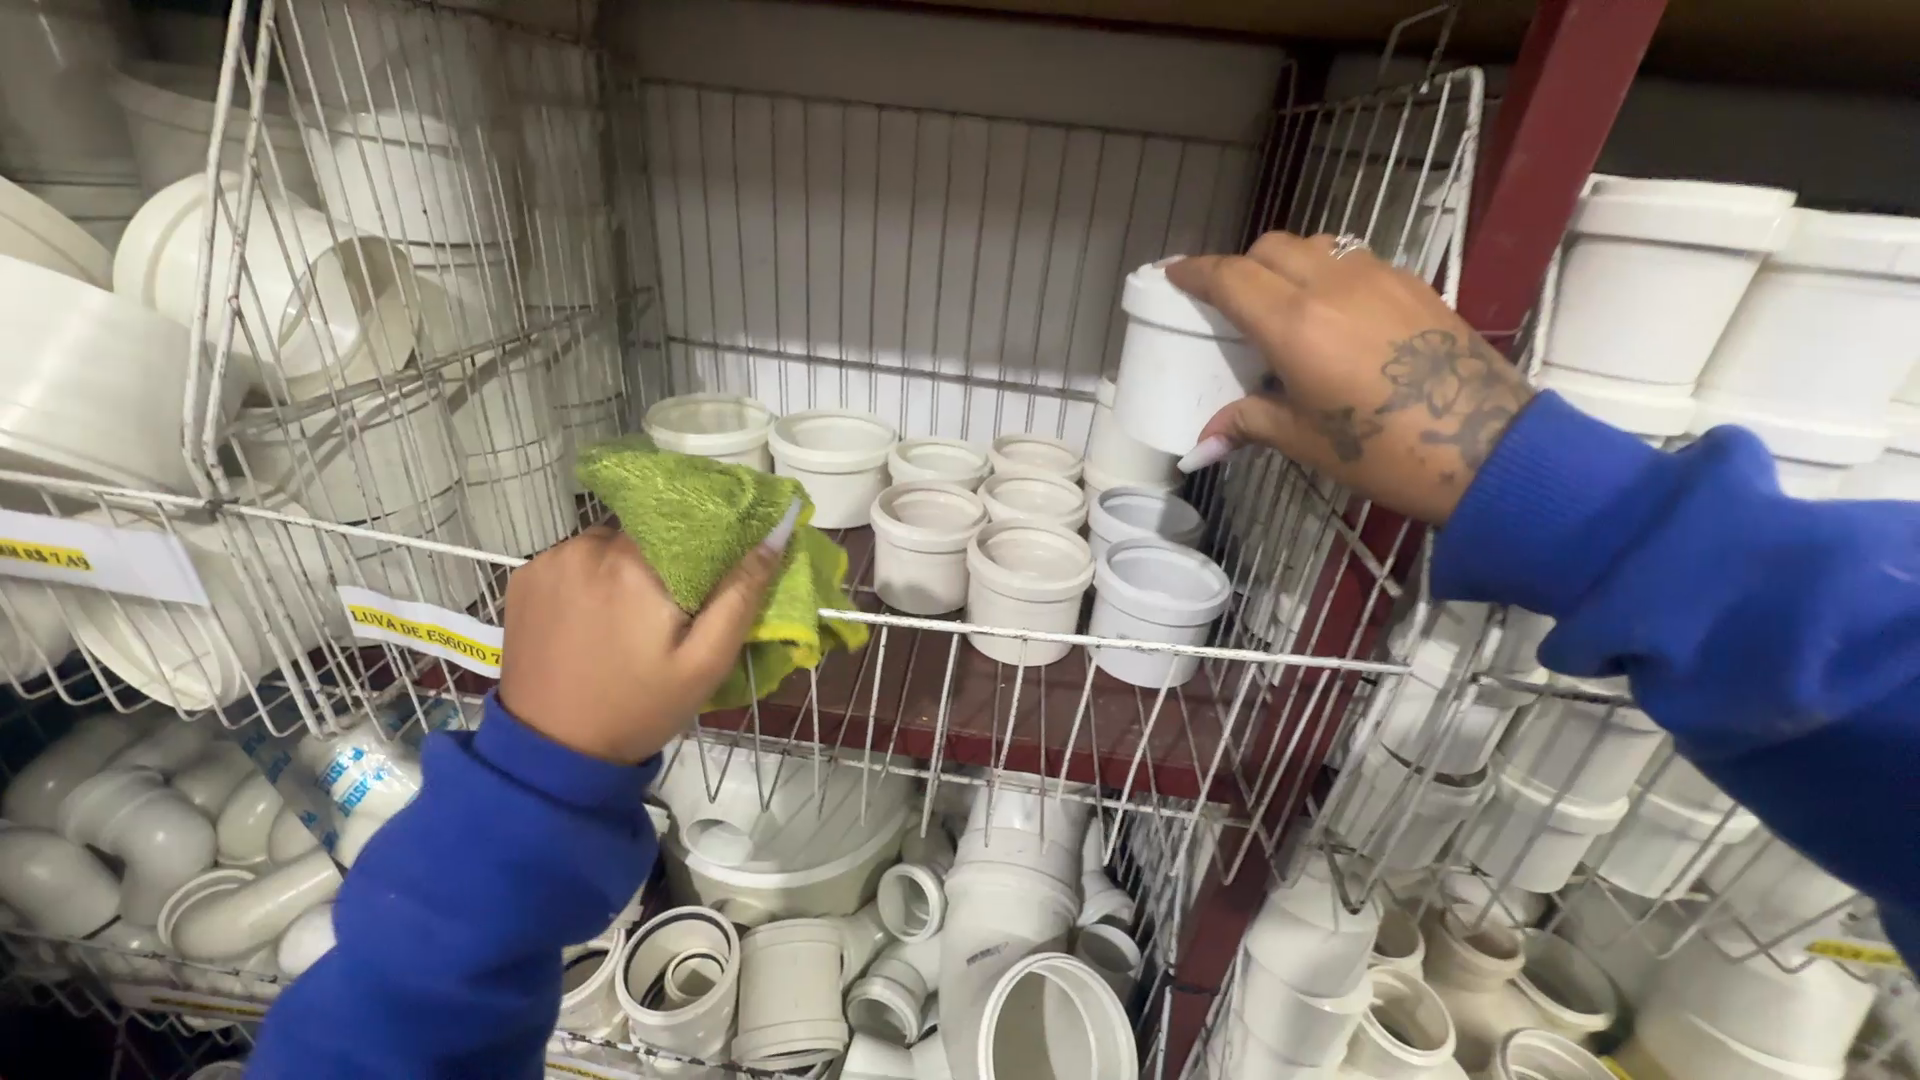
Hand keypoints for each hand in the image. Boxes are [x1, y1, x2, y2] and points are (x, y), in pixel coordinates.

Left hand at [496, 499, 799, 763]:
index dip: (705, 543)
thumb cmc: (640, 707)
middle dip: (664, 560)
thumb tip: (773, 535)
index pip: (685, 521)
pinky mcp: (524, 577)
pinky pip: (574, 559)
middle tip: (672, 609)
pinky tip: (594, 616)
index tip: (711, 576)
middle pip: (646, 531)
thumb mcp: (707, 661)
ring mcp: (550, 560)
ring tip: (631, 614)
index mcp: (636, 564)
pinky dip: (591, 577)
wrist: (553, 751)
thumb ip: (741, 594)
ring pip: (609, 543)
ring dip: (625, 566)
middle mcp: (588, 548)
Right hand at [1165, 232, 1532, 524]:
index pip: (1231, 277)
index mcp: (1294, 326)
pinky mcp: (1412, 283)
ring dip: (1284, 262)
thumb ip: (1247, 425)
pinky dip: (1325, 269)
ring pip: (1314, 243)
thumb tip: (1198, 448)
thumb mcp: (1304, 440)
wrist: (1486, 447)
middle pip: (1269, 248)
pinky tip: (1330, 309)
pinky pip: (1352, 257)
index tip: (1174, 273)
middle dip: (1240, 265)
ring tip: (1279, 300)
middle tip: (1228, 300)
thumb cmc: (1382, 450)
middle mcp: (1332, 286)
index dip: (1196, 271)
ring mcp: (1378, 278)